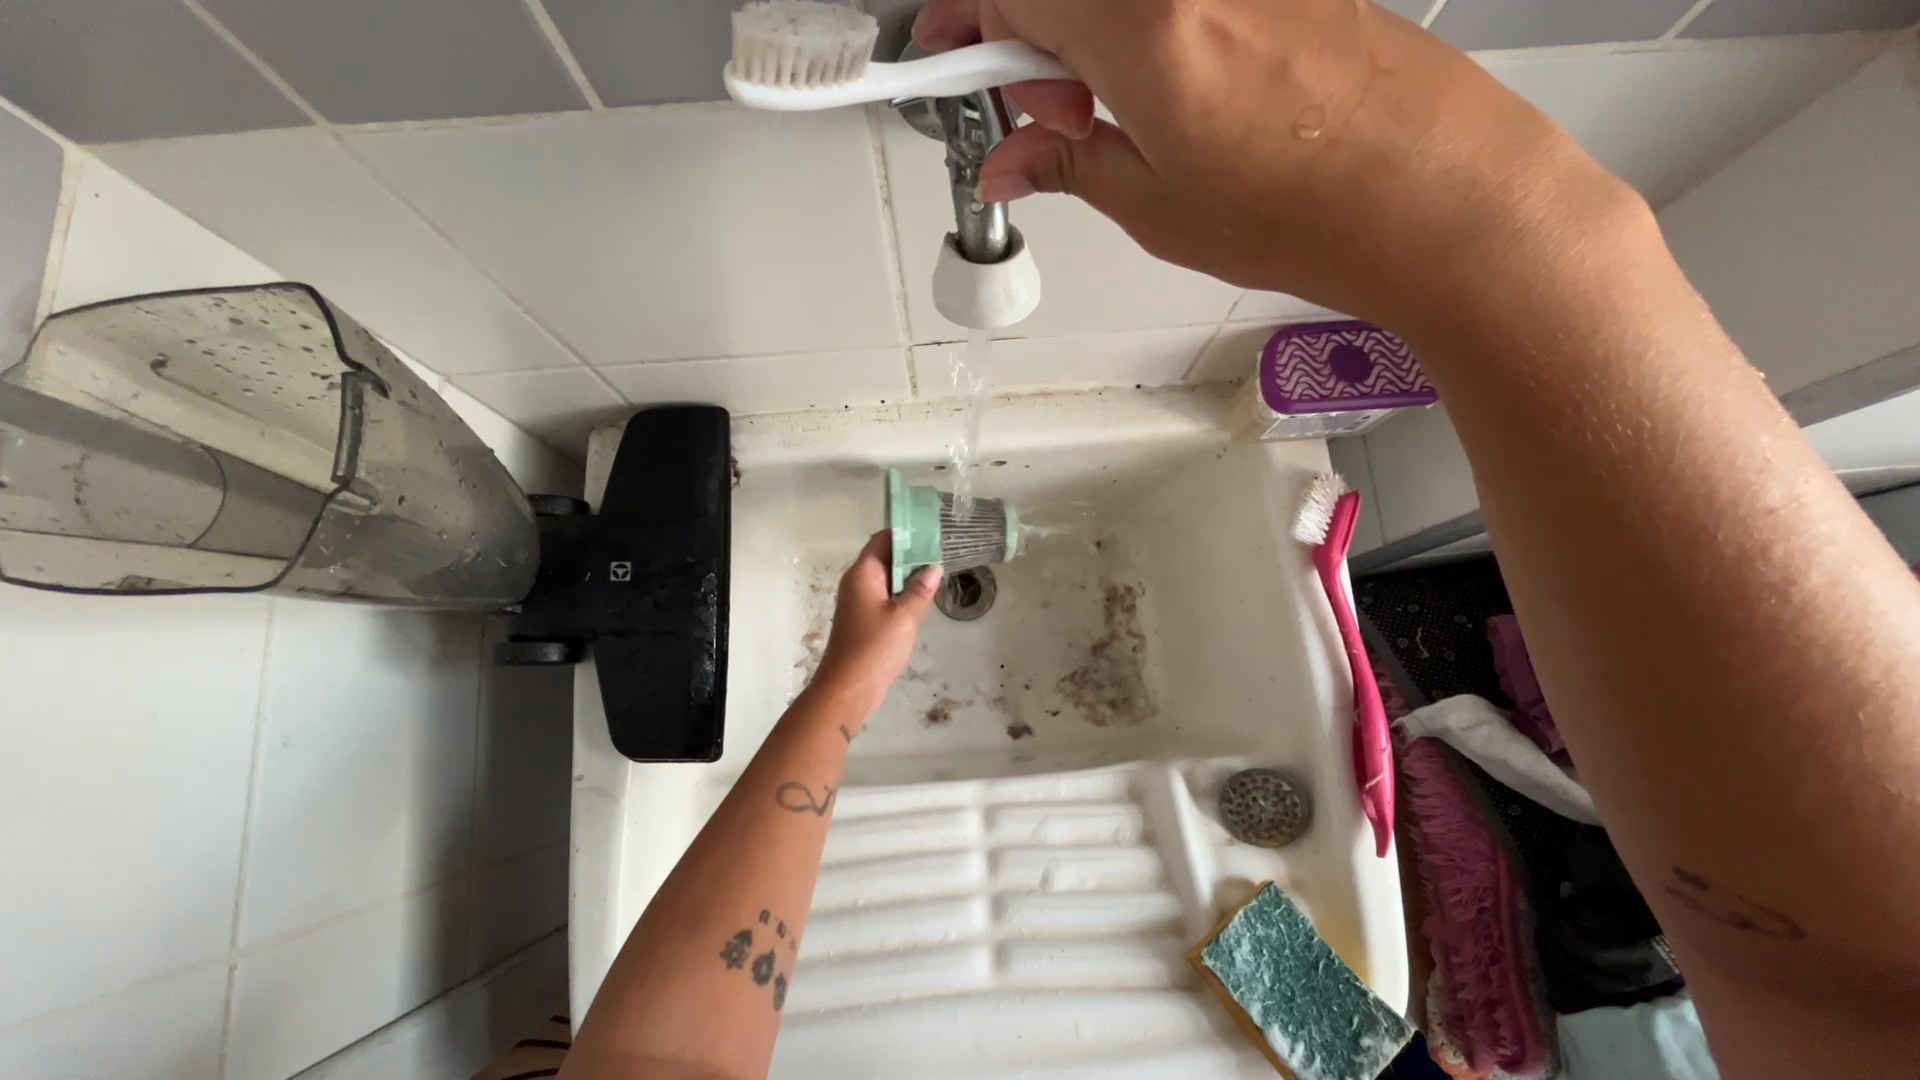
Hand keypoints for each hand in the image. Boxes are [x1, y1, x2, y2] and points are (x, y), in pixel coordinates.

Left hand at [812, 531, 942, 715]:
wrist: (849, 687)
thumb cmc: (874, 647)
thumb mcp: (903, 616)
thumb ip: (919, 590)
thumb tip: (933, 567)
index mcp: (862, 574)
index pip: (882, 540)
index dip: (905, 533)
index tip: (931, 529)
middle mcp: (858, 583)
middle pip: (885, 557)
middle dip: (912, 553)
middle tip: (942, 548)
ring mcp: (861, 602)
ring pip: (887, 578)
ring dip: (909, 574)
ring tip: (939, 568)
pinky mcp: (866, 618)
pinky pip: (886, 596)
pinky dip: (903, 592)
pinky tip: (924, 595)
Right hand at [912, 0, 1639, 334]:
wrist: (1437, 197)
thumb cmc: (1307, 210)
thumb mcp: (1154, 207)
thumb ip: (1068, 165)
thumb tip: (1012, 164)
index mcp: (1141, 25)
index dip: (962, 23)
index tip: (945, 57)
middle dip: (1029, 42)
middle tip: (1044, 117)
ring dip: (1091, 40)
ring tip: (1115, 119)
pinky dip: (1148, 33)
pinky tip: (1171, 97)